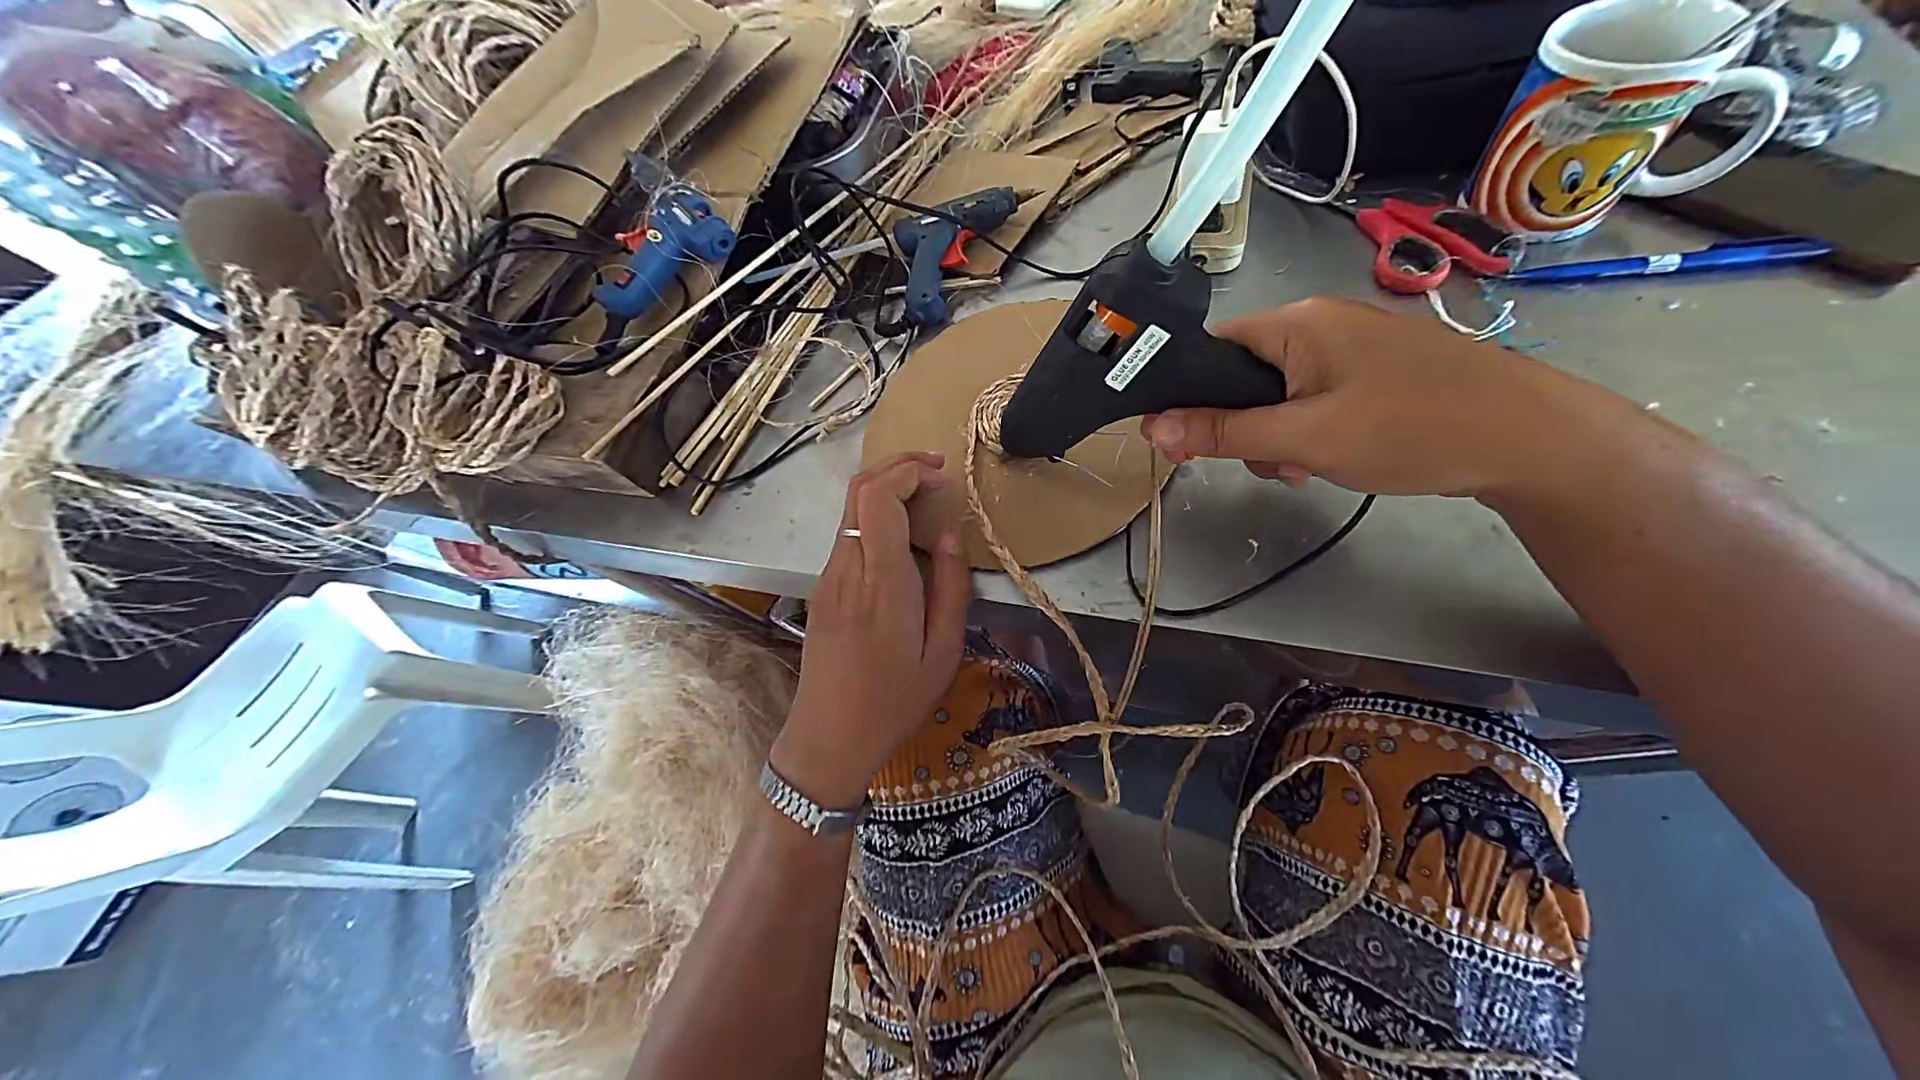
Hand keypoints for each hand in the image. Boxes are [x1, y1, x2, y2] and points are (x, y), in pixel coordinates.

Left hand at [770, 452, 971, 808]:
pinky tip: (902, 536)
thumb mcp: (943, 653)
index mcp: (882, 585)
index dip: (908, 472)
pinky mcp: (822, 589)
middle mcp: (847, 571)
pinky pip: (847, 536)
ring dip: (885, 489)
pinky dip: (874, 517)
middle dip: (896, 466)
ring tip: (925, 497)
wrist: (828, 737)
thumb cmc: (894, 702)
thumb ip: (951, 589)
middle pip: (858, 491)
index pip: (879, 499)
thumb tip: (950, 535)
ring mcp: (827, 578)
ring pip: (850, 510)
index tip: (942, 475)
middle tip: (935, 468)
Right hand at [1141, 297, 1652, 499]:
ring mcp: (1348, 346)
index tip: (1183, 440)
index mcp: (1296, 323)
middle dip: (1242, 426)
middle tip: (1270, 462)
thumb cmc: (1410, 428)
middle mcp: (1318, 324)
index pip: (1210, 348)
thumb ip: (1223, 433)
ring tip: (1307, 467)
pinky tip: (1330, 458)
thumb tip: (1152, 428)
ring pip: (1276, 394)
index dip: (1188, 396)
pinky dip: (1307, 432)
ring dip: (1275, 436)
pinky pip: (1311, 398)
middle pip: (1242, 376)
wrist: (1528, 438)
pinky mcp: (1371, 370)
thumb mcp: (1304, 438)